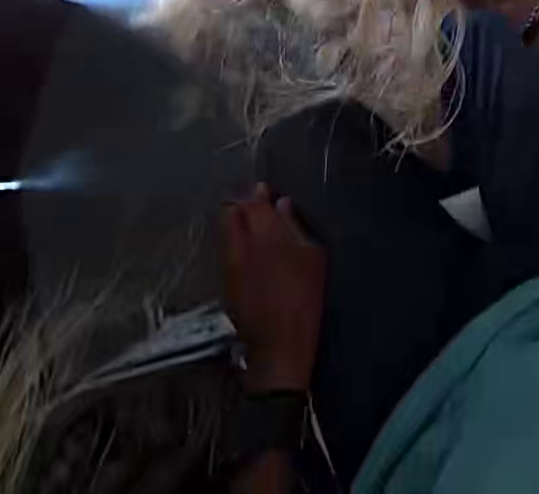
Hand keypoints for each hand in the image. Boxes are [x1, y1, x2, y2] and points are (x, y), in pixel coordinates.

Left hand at [221, 184, 326, 391]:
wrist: (280, 346)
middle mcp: (240, 245)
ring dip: (238, 225)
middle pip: (232, 212)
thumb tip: (283, 204)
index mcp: (264, 234)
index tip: (267, 192)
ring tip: (256, 231)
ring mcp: (229, 264)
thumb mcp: (313, 257)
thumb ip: (295, 226)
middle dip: (243, 206)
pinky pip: (227, 252)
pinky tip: (252, 255)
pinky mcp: (225, 282)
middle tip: (259, 208)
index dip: (260, 193)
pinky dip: (237, 245)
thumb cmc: (304, 298)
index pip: (254, 201)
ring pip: (226, 232)